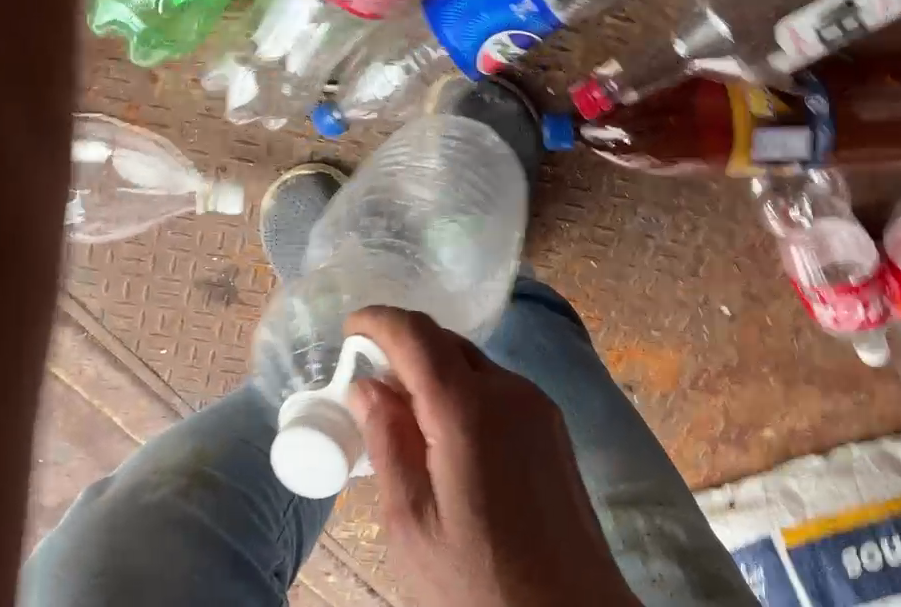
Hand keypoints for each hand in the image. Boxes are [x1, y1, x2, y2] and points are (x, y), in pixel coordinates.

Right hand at [346, 308, 642, 606]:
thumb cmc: (482, 583)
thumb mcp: (414, 525)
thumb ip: (388, 444)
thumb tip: (367, 386)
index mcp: (470, 411)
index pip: (417, 336)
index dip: (379, 321)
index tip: (348, 328)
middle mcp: (510, 392)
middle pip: (445, 343)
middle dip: (401, 346)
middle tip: (365, 381)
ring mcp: (537, 406)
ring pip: (472, 364)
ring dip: (432, 371)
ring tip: (402, 417)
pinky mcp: (552, 427)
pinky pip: (496, 388)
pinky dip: (462, 391)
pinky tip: (446, 436)